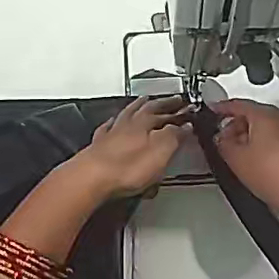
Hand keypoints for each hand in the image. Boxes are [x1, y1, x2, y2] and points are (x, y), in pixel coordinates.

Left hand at [67, 96, 192, 199]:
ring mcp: (112, 134)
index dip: (178, 111)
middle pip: (146, 108)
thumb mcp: (161, 151)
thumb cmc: (125, 167)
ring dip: (137, 107)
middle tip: (170, 100)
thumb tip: (184, 127)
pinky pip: (108, 128)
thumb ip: (173, 136)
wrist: (92, 177)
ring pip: (127, 113)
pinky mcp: (99, 147)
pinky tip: (113, 123)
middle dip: (160, 104)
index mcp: (145, 123)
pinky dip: (114, 123)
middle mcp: (127, 124)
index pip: (166, 113)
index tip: (186, 108)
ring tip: (144, 102)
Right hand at [210, 99, 278, 218]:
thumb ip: (222, 143)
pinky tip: (253, 164)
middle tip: (222, 137)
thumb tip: (221, 139)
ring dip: (247, 138)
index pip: (238, 104)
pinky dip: (260, 147)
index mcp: (265, 114)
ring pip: (263, 129)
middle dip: (234, 125)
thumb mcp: (235, 158)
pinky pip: (272, 141)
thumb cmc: (277, 174)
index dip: (222, 108)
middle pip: (252, 115)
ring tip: (235, 154)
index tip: (214, 110)